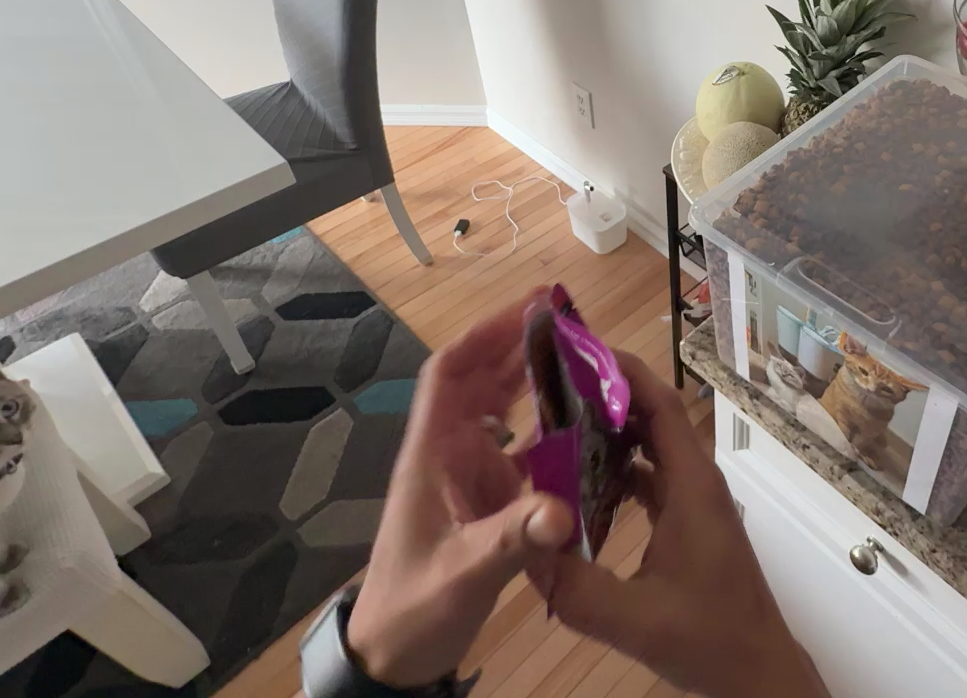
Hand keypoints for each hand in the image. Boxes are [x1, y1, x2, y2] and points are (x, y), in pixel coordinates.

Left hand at [346, 290, 574, 688]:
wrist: (394, 656)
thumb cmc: (414, 610)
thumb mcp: (462, 573)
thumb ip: (510, 539)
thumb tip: (563, 511)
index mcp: (432, 452)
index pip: (450, 373)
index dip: (485, 334)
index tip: (528, 308)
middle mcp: (447, 449)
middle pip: (477, 376)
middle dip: (514, 340)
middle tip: (562, 315)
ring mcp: (464, 469)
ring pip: (494, 403)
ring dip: (525, 372)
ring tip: (571, 348)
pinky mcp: (482, 491)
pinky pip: (513, 439)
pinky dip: (539, 419)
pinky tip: (573, 416)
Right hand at [532, 353, 828, 697]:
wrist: (757, 671)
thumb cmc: (709, 637)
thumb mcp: (634, 619)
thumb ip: (576, 589)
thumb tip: (521, 552)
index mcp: (691, 483)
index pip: (660, 405)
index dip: (624, 371)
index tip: (581, 352)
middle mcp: (695, 478)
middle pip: (654, 416)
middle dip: (607, 395)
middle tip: (555, 386)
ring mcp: (694, 497)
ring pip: (652, 445)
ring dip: (611, 432)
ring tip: (559, 426)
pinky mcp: (689, 518)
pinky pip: (651, 476)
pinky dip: (619, 469)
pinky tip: (581, 485)